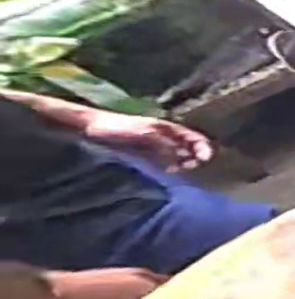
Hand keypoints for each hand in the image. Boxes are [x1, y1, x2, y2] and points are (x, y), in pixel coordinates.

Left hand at [81, 112, 212, 170]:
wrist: (87, 127)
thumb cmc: (117, 127)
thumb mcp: (144, 134)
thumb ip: (164, 144)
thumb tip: (183, 156)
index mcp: (171, 129)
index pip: (196, 138)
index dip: (204, 148)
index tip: (204, 159)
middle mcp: (167, 137)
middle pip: (190, 148)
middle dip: (195, 157)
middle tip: (190, 166)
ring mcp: (156, 146)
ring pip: (178, 155)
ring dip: (182, 163)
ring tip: (177, 170)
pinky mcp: (144, 154)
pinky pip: (163, 161)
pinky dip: (169, 166)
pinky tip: (166, 170)